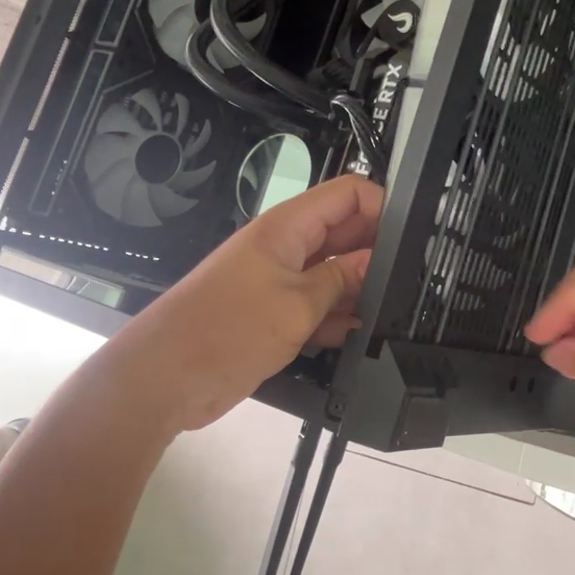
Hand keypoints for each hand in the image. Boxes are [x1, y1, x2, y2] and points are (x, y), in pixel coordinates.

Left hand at [106, 174, 381, 432]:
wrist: (163, 380)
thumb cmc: (224, 332)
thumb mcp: (297, 305)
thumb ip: (342, 281)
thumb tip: (377, 263)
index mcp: (286, 228)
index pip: (347, 194)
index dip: (382, 206)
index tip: (411, 236)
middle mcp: (285, 247)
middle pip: (343, 231)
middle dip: (375, 250)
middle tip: (406, 278)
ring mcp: (278, 280)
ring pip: (333, 271)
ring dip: (357, 288)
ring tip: (386, 309)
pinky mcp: (273, 312)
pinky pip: (316, 303)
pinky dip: (335, 316)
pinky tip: (354, 333)